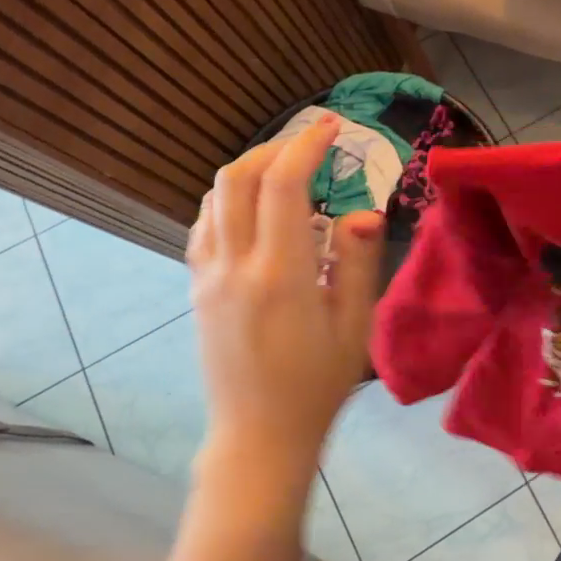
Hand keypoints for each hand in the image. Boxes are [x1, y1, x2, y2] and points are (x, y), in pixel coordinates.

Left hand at [186, 114, 384, 465]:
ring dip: (249, 169)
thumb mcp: (354, 324)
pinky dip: (229, 199)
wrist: (259, 434)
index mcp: (280, 274)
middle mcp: (234, 265)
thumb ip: (358, 260)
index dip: (307, 145)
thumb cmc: (318, 383)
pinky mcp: (197, 288)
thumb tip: (363, 209)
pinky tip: (258, 209)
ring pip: (214, 197)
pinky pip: (204, 225)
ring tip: (289, 171)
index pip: (283, 185)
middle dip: (275, 146)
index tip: (334, 126)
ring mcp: (207, 276)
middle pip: (236, 177)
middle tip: (312, 142)